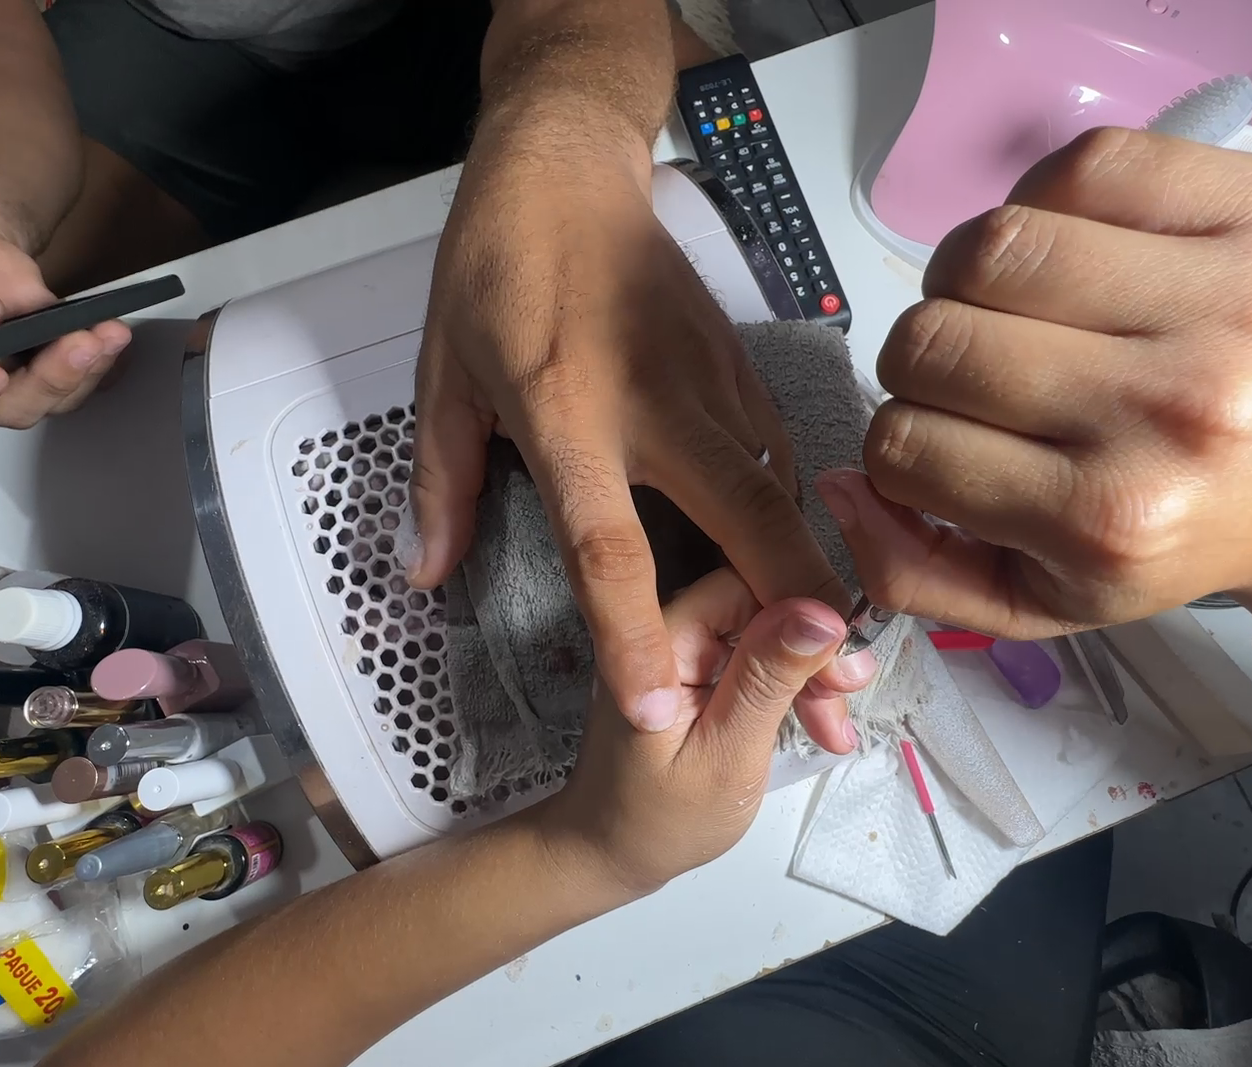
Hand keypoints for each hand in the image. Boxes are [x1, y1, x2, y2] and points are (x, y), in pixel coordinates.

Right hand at [0, 189, 130, 445]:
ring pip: (53, 397)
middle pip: (7, 410)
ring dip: (84, 370)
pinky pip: (82, 374)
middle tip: (74, 345)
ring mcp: (9, 376)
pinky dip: (103, 358)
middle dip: (46, 382)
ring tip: (105, 333)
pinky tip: (113, 332)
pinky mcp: (47, 359)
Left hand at [410, 141, 862, 742]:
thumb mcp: (443, 377)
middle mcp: (655, 408)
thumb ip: (442, 484)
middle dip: (790, 607)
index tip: (662, 715)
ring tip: (823, 641)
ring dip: (806, 567)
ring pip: (778, 490)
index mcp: (566, 418)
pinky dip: (788, 512)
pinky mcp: (737, 364)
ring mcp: (709, 382)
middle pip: (744, 521)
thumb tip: (428, 572)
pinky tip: (784, 550)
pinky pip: (773, 454)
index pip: (607, 547)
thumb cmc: (495, 272)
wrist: (565, 166)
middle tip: (823, 686)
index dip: (633, 637)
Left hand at [533, 568, 846, 895]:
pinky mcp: (694, 669)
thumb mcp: (725, 753)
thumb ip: (768, 680)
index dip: (803, 618)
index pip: (744, 585)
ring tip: (832, 729)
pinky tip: (814, 720)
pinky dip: (785, 686)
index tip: (845, 674)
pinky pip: (751, 657)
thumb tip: (822, 611)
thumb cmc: (661, 819)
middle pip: (758, 605)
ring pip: (763, 631)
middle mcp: (667, 625)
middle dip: (810, 652)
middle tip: (843, 708)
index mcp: (663, 635)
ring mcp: (680, 647)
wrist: (608, 852)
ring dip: (805, 673)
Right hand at [817, 128, 1251, 636]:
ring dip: (964, 280)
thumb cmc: (1151, 548)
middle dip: (917, 360)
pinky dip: (1044, 204)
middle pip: (931, 341)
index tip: (940, 447)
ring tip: (1006, 313)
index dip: (894, 443)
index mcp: (1104, 517)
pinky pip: (1086, 168)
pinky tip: (1068, 257)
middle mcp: (1174, 411)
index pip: (901, 444)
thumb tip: (835, 483)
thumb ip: (904, 570)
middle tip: (967, 375)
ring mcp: (1236, 304)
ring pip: (991, 247)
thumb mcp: (1018, 602)